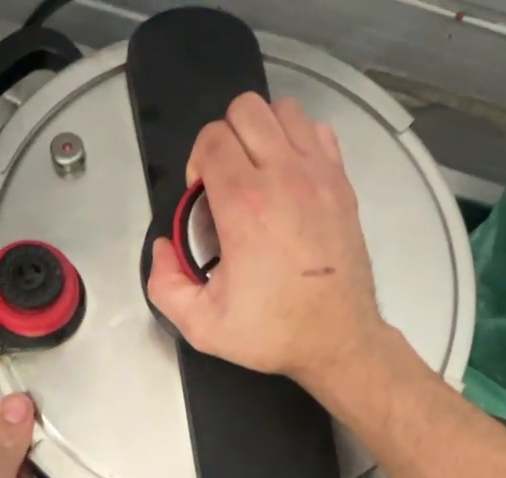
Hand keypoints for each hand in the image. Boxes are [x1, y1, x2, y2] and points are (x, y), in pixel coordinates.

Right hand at [146, 93, 388, 384]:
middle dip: (226, 137)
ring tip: (259, 172)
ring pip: (284, 111)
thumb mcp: (202, 325)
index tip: (203, 198)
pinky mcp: (342, 184)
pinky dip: (300, 141)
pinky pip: (318, 131)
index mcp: (246, 206)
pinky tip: (291, 176)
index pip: (212, 138)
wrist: (337, 341)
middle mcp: (285, 178)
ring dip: (264, 132)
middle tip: (227, 180)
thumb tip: (163, 249)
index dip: (198, 162)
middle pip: (246, 109)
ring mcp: (319, 176)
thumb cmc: (274, 333)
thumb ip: (165, 285)